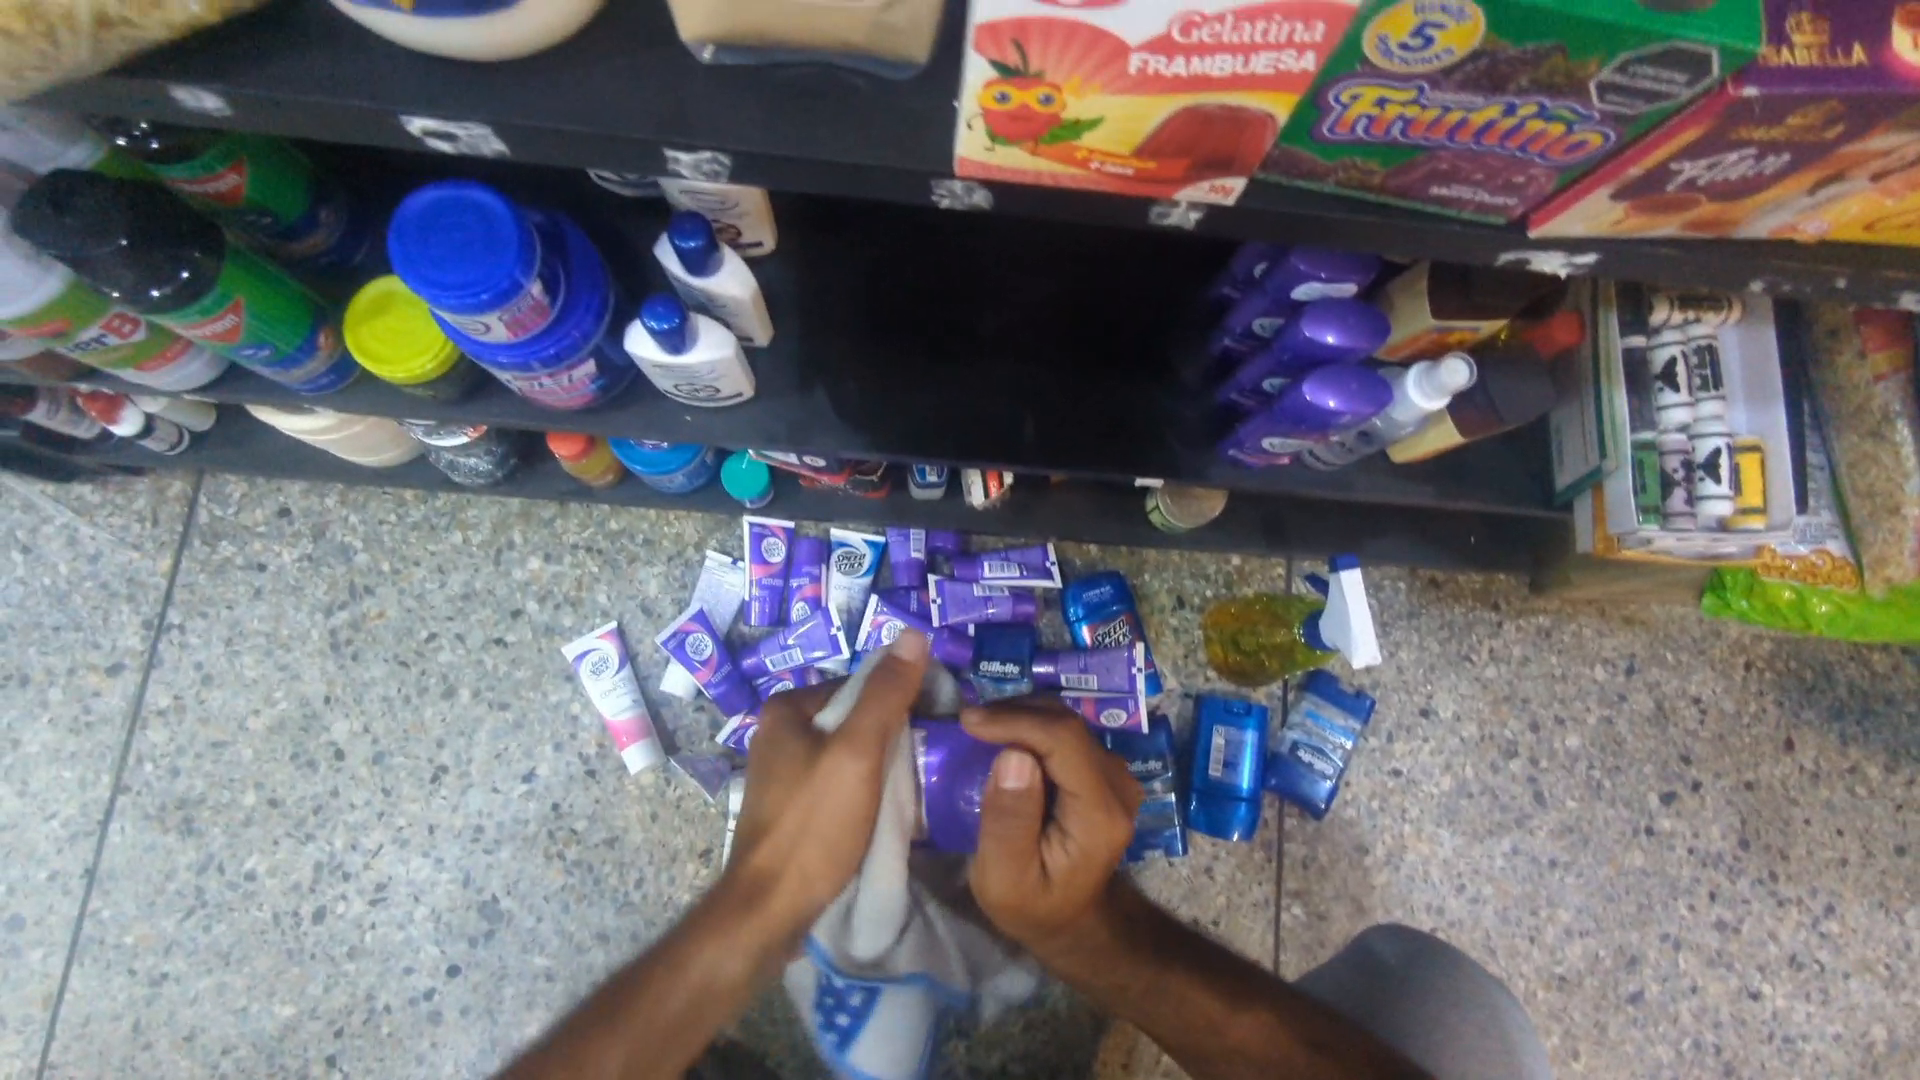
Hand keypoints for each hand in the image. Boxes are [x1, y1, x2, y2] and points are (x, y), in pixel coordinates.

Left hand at [725, 633, 928, 938]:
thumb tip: (913, 634)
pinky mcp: (793, 806)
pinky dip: (866, 787)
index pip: (859, 684)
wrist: (770, 911)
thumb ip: (886, 694)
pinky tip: (888, 805)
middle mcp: (780, 732)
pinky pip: (840, 780)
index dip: (899, 698)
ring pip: (850, 751)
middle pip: (854, 717)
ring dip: (882, 763)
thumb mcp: (858, 752)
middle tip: (930, 754)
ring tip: (916, 781)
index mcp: (787, 709)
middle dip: (891, 733)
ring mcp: (785, 772)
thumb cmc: (813, 825)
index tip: (934, 721)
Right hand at [962, 700, 1142, 957]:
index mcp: (1099, 814)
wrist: (1072, 919)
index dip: (1016, 721)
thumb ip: (1008, 820)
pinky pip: (1065, 732)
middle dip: (1013, 713)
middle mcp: (1118, 786)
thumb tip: (1012, 755)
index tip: (969, 721)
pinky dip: (1030, 726)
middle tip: (967, 722)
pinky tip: (1002, 738)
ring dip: (1020, 716)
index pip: (1064, 741)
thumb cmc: (1033, 905)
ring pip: (1066, 722)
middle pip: (1066, 724)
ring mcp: (1116, 774)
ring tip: (979, 728)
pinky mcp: (1104, 769)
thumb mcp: (1004, 878)